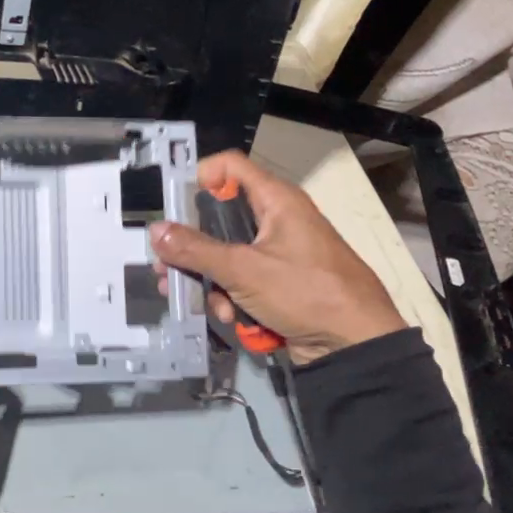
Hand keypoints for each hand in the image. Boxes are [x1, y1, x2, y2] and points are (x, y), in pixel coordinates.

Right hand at [150, 150, 406, 364]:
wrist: (356, 345)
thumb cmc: (306, 293)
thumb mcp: (244, 270)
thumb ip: (195, 250)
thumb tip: (155, 230)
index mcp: (275, 201)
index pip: (229, 166)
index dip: (200, 178)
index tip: (177, 208)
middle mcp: (276, 220)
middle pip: (219, 219)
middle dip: (191, 247)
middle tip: (166, 268)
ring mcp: (278, 254)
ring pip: (226, 255)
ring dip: (210, 281)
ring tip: (201, 303)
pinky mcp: (280, 284)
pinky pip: (242, 281)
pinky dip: (232, 298)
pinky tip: (232, 318)